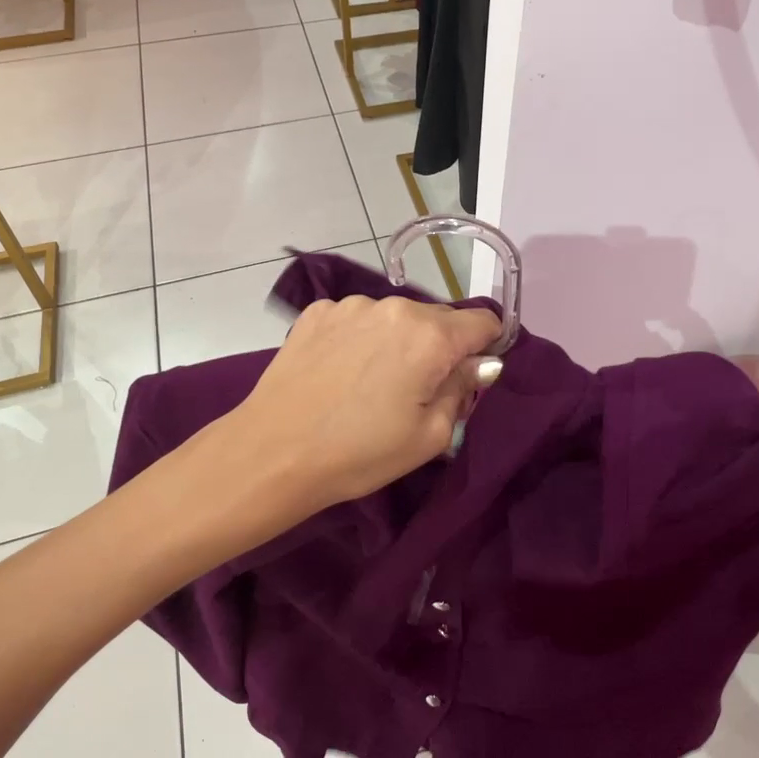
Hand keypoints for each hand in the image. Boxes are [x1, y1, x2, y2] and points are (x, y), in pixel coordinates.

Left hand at [217, 295, 501, 510]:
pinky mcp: (317, 311)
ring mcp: (351, 305)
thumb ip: (463, 390)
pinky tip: (340, 372)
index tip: (471, 375)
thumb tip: (479, 364)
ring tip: (372, 384)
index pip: (483, 322)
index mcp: (430, 336)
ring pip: (395, 318)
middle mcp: (394, 307)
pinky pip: (357, 319)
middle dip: (440, 347)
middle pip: (438, 318)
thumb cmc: (360, 453)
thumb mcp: (430, 437)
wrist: (272, 452)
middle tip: (418, 391)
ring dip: (397, 341)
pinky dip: (360, 339)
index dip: (486, 348)